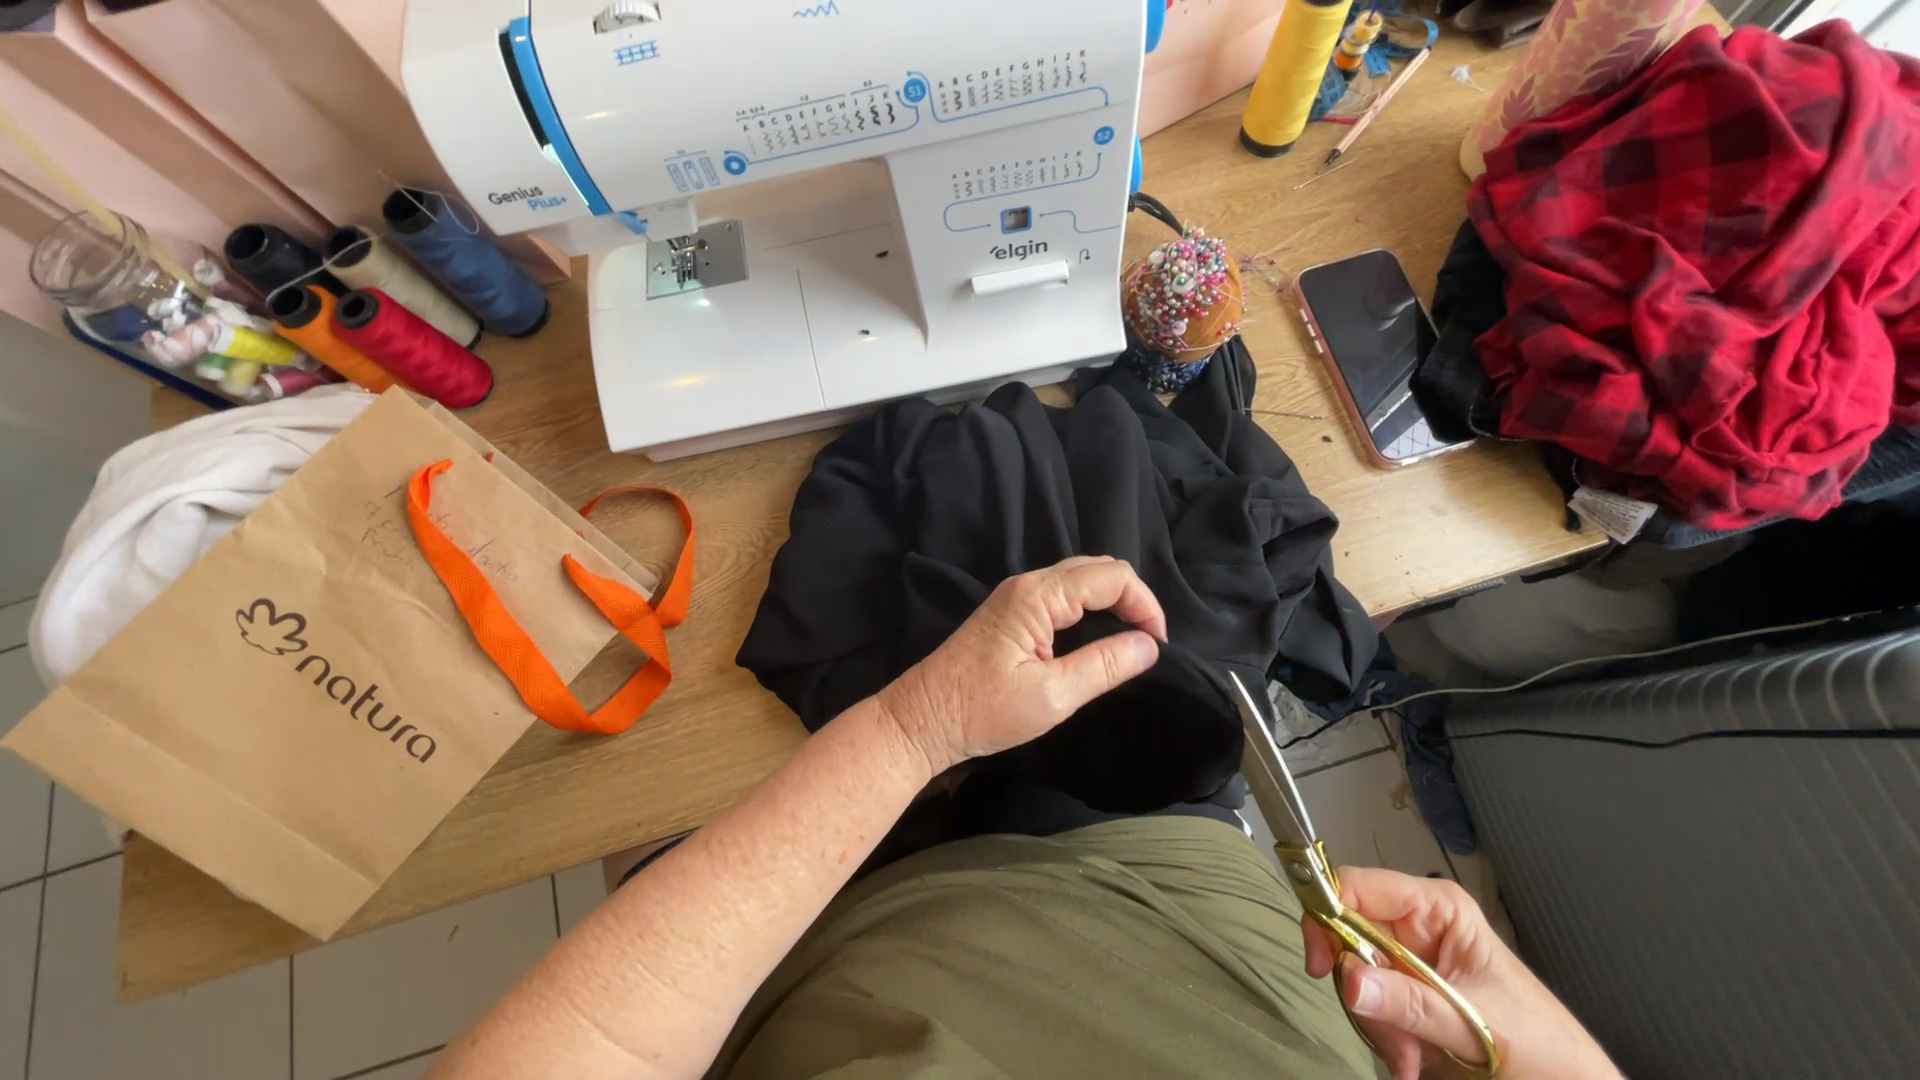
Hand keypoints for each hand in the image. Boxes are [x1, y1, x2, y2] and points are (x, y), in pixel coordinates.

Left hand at [875, 556, 1166, 774]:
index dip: (1144, 604)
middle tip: (1147, 642)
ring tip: (1128, 640)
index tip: (1157, 645)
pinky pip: (1061, 594)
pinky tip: (1096, 637)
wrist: (922, 719)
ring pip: (1079, 579)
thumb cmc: (982, 712)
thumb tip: (1149, 645)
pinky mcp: (1009, 611)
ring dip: (1111, 601)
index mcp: (1038, 596)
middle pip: (1097, 569)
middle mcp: (1027, 584)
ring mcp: (1015, 595)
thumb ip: (1104, 666)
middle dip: (1131, 598)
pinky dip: (1089, 607)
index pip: (1112, 576)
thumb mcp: (1052, 697)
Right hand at [1303, 867, 1621, 1079]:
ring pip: (1353, 973)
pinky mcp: (1406, 988)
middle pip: (1347, 934)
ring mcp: (1408, 956)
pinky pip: (1368, 1001)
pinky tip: (1410, 1061)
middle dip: (1362, 989)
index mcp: (1435, 907)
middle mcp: (1414, 923)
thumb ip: (1411, 1002)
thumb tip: (1348, 981)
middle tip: (1390, 1037)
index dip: (1327, 913)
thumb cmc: (1542, 1046)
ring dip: (1375, 1021)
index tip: (1320, 964)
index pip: (1356, 886)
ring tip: (1411, 1059)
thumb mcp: (1476, 1024)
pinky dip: (1382, 1035)